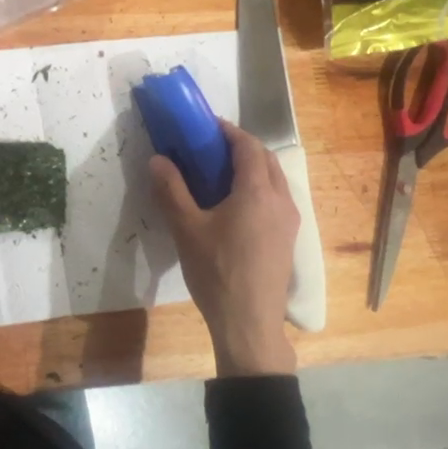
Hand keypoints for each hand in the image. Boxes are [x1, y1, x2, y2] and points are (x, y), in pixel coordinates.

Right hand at [148, 121, 300, 376]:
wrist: (249, 322)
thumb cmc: (216, 272)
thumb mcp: (186, 229)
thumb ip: (171, 191)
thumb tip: (158, 160)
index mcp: (257, 191)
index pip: (247, 146)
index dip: (227, 131)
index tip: (204, 126)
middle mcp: (280, 199)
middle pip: (265, 159)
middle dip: (240, 147)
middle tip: (208, 148)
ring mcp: (289, 221)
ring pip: (274, 180)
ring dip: (250, 168)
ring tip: (218, 175)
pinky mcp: (287, 239)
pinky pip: (275, 199)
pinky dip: (256, 189)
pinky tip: (233, 206)